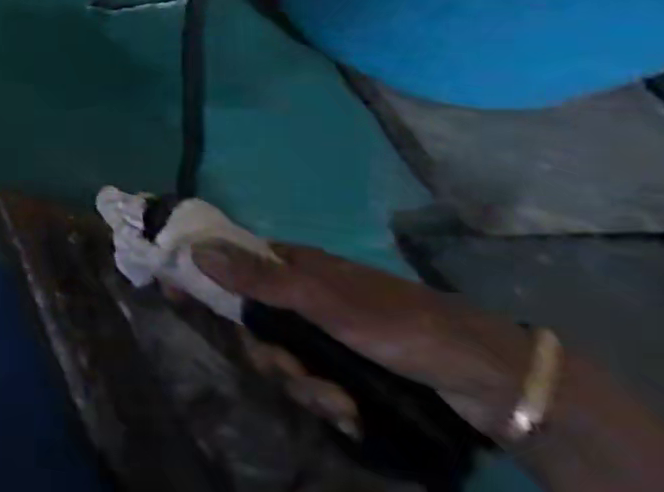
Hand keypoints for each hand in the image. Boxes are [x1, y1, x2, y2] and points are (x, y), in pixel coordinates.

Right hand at [194, 241, 533, 436]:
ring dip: (302, 385)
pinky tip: (349, 413)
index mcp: (291, 266)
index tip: (172, 293)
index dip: (200, 278)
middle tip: (289, 371)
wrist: (491, 380)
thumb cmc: (400, 324)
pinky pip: (310, 384)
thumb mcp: (326, 300)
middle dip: (267, 355)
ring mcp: (323, 335)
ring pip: (279, 359)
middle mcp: (299, 296)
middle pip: (249, 322)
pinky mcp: (346, 370)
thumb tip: (196, 250)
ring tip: (336, 402)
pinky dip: (325, 401)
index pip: (227, 263)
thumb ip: (260, 278)